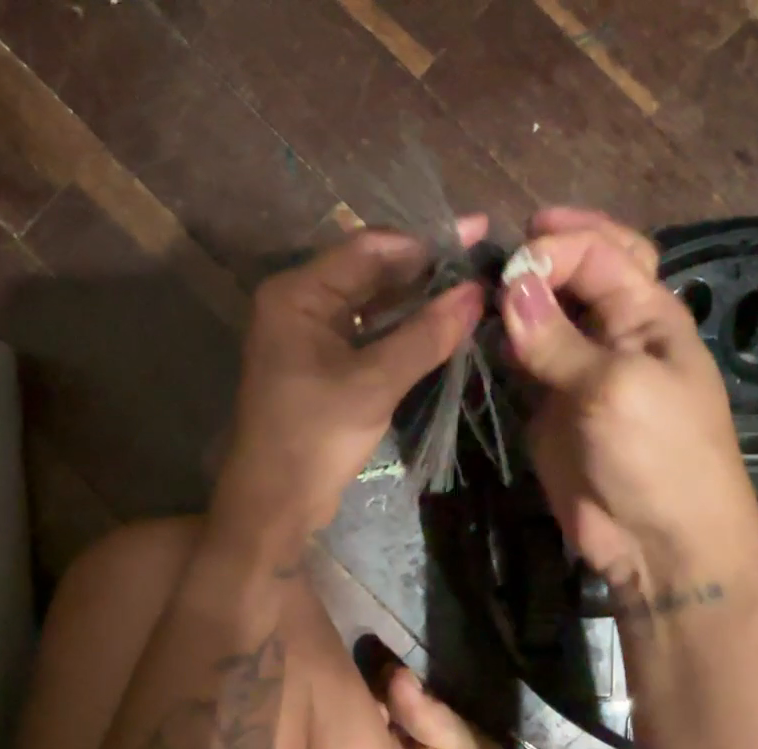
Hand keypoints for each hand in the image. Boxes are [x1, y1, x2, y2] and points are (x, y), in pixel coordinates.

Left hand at [209, 219, 488, 555]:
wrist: (273, 503)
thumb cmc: (313, 438)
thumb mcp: (373, 384)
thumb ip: (425, 335)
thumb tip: (477, 292)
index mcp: (296, 295)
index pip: (368, 248)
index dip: (425, 242)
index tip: (479, 236)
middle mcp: (297, 304)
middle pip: (369, 271)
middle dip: (424, 269)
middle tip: (484, 263)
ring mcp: (307, 335)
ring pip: (370, 303)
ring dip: (415, 300)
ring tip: (473, 292)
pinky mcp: (319, 365)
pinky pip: (365, 332)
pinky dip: (400, 329)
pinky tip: (441, 327)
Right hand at [499, 208, 757, 591]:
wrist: (659, 542)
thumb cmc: (657, 457)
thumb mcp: (614, 388)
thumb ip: (558, 339)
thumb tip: (510, 285)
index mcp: (649, 315)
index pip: (602, 254)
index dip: (557, 250)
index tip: (510, 269)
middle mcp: (615, 333)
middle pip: (582, 272)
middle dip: (545, 252)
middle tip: (497, 249)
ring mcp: (580, 371)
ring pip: (547, 316)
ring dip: (518, 298)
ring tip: (476, 287)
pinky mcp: (550, 408)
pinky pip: (524, 363)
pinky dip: (501, 346)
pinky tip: (476, 337)